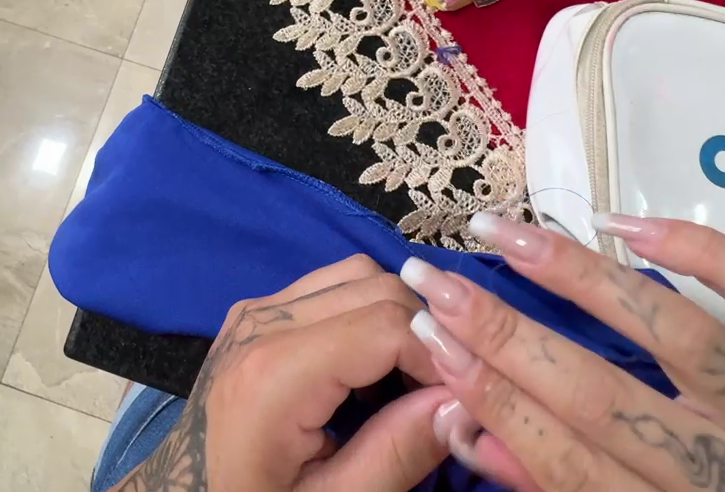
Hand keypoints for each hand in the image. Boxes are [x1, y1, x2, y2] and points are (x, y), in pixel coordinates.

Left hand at [115, 254, 454, 491]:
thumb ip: (397, 452)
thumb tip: (464, 402)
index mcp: (275, 372)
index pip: (385, 324)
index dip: (440, 355)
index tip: (469, 399)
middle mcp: (262, 320)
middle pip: (373, 284)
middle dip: (423, 330)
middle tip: (444, 392)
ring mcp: (255, 308)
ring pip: (354, 273)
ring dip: (395, 316)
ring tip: (407, 383)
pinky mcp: (256, 310)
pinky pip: (329, 286)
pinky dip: (365, 313)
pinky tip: (369, 371)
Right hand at [399, 213, 724, 491]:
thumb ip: (546, 474)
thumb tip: (460, 423)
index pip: (563, 460)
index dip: (487, 393)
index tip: (426, 329)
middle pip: (603, 401)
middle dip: (502, 333)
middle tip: (433, 278)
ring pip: (673, 336)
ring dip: (574, 276)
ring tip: (502, 232)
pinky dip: (695, 252)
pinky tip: (620, 224)